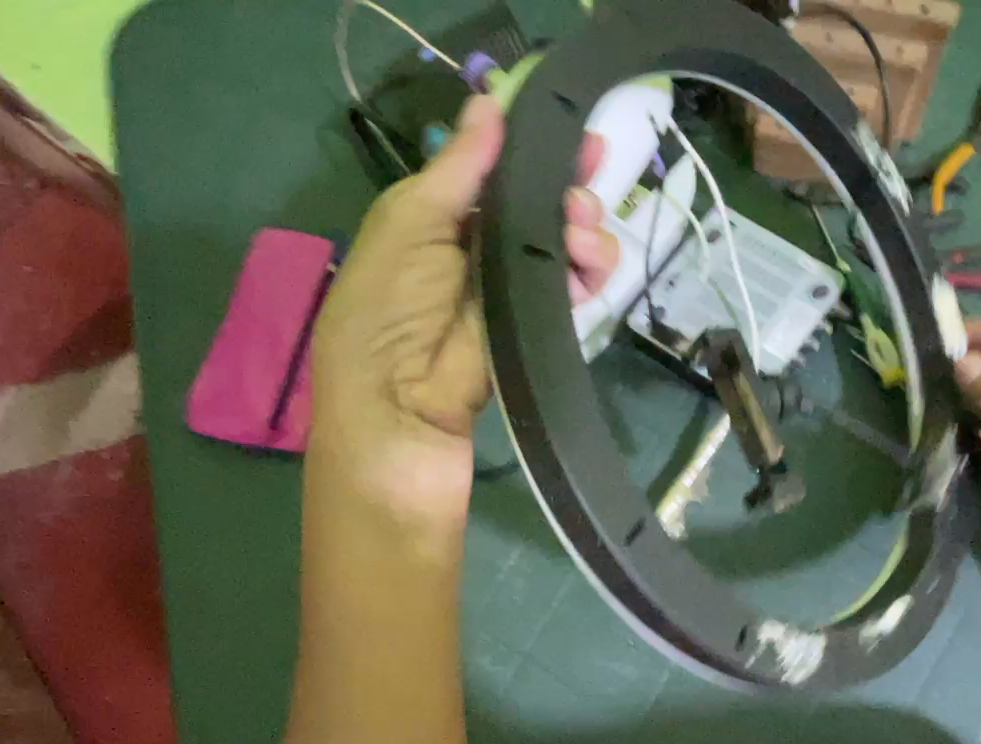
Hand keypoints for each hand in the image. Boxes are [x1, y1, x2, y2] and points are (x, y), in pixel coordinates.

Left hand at [307, 95, 618, 528]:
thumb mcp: (410, 222)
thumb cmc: (388, 306)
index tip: (575, 131)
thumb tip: (489, 99)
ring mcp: (514, 287)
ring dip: (584, 227)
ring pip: (567, 241)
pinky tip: (588, 266)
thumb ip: (457, 166)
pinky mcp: (541, 324)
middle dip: (569, 184)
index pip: (498, 169)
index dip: (536, 147)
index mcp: (441, 216)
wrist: (402, 406)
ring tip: (579, 234)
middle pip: (541, 202)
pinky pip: (577, 287)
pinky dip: (591, 270)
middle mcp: (481, 246)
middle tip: (587, 179)